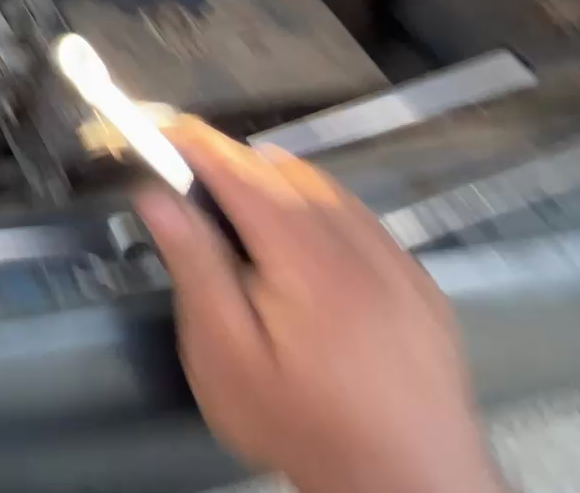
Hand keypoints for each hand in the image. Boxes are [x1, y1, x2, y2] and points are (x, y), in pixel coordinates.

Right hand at [136, 119, 502, 492]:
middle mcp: (364, 254)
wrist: (405, 491)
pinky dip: (319, 200)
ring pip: (330, 191)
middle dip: (229, 156)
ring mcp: (401, 272)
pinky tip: (295, 220)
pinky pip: (365, 219)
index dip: (196, 143)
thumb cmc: (296, 419)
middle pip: (286, 175)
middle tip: (180, 157)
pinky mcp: (422, 293)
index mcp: (310, 264)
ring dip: (272, 174)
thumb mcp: (223, 347)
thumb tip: (157, 196)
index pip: (243, 176)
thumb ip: (194, 263)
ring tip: (227, 183)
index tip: (159, 123)